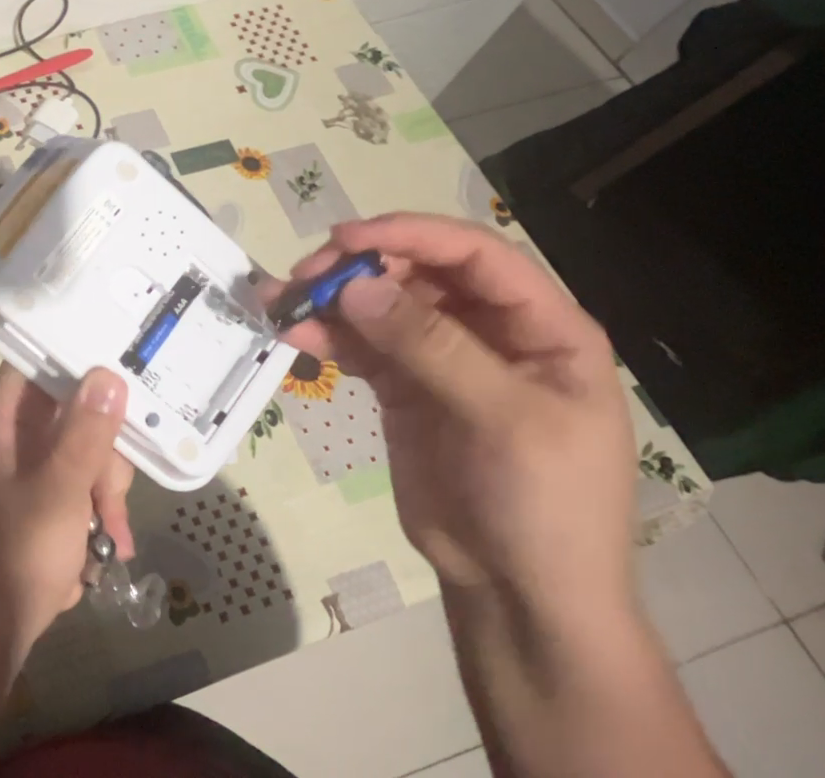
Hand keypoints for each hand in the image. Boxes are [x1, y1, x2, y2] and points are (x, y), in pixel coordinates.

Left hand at [0, 365, 134, 664]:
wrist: (2, 619)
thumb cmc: (21, 548)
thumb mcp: (60, 489)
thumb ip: (86, 433)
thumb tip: (109, 374)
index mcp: (6, 415)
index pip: (38, 357)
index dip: (76, 350)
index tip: (122, 352)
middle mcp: (21, 430)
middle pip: (79, 404)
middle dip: (105, 447)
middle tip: (111, 482)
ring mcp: (40, 460)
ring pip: (95, 445)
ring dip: (109, 486)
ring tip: (109, 527)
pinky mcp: (57, 490)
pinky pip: (93, 478)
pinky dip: (105, 507)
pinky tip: (113, 541)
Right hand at [271, 213, 635, 605]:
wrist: (518, 590)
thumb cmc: (544, 503)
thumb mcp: (503, 418)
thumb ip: (430, 346)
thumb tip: (354, 286)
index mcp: (544, 328)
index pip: (477, 257)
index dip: (413, 235)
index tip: (345, 238)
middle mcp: (492, 332)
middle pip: (421, 274)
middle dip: (361, 268)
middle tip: (304, 276)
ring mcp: (443, 361)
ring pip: (381, 309)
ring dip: (331, 300)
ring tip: (280, 302)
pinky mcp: (404, 391)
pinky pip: (361, 349)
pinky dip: (327, 337)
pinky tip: (293, 335)